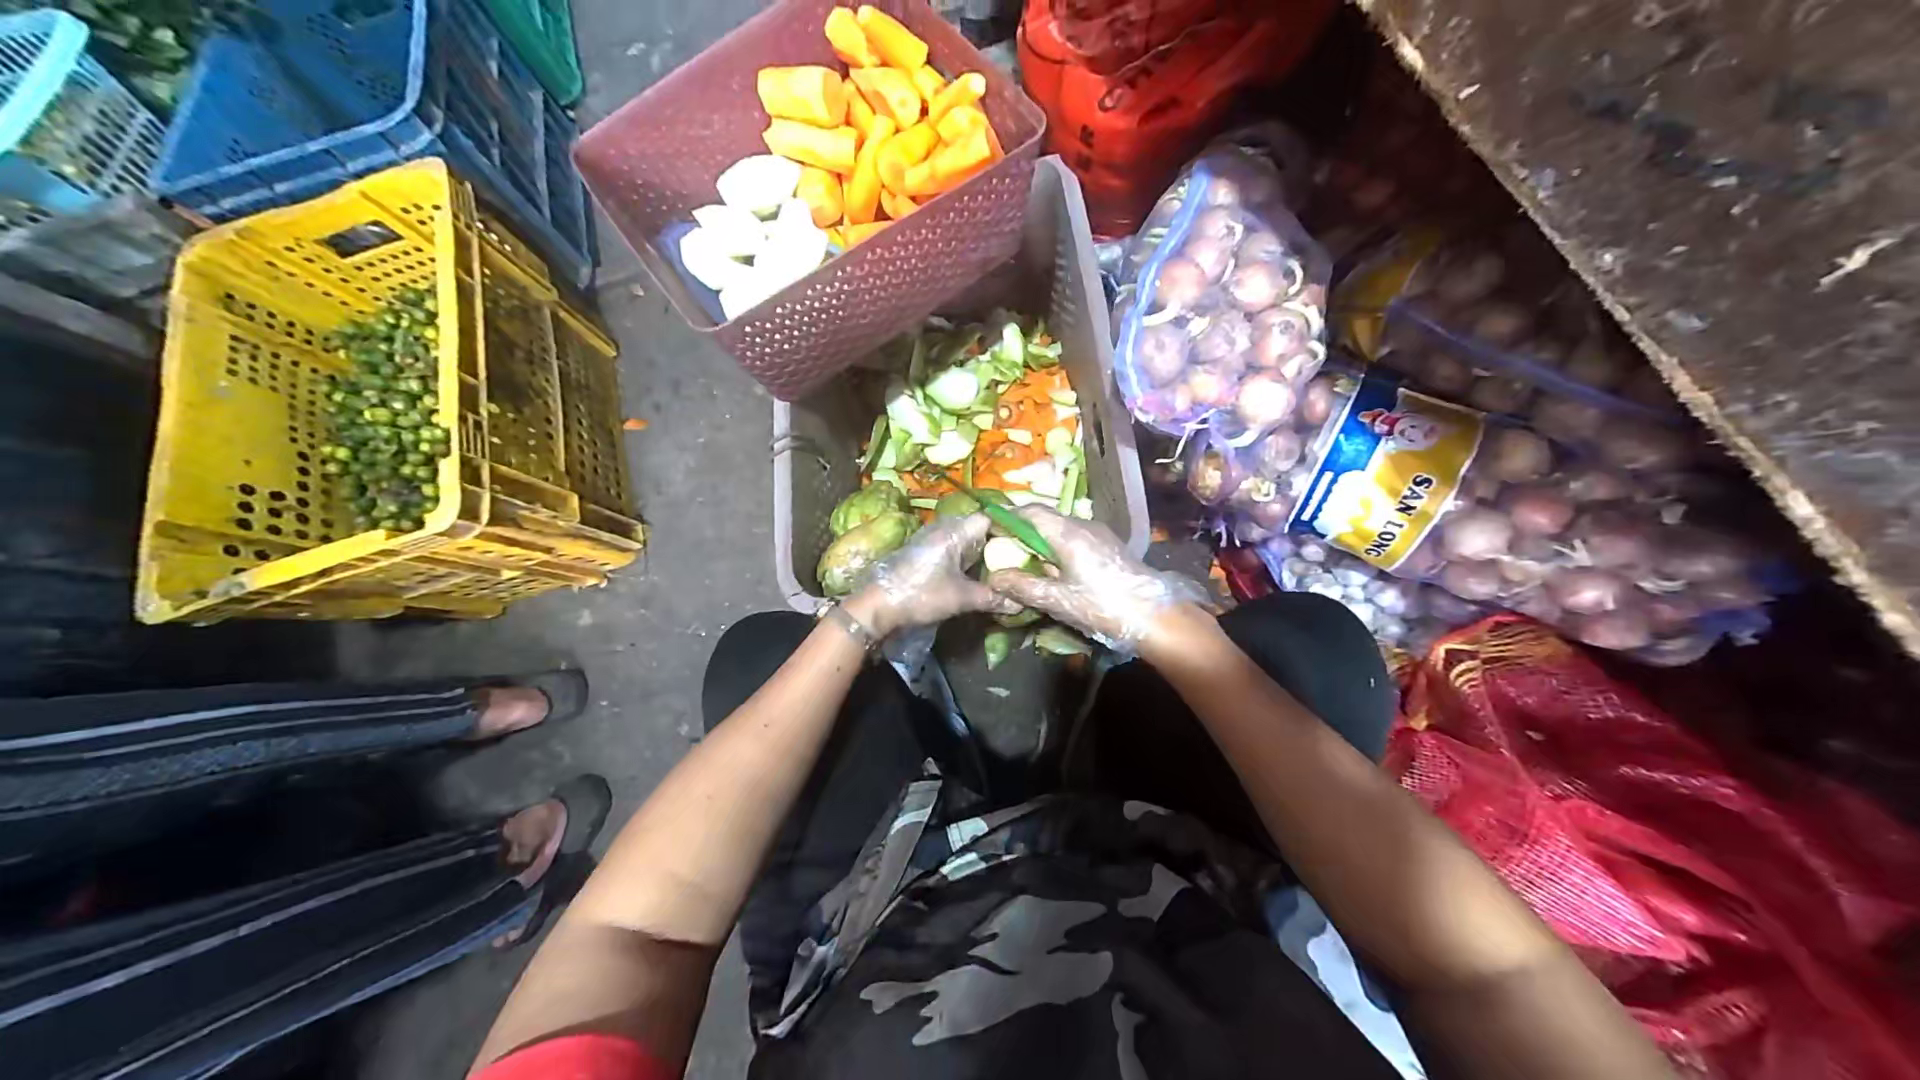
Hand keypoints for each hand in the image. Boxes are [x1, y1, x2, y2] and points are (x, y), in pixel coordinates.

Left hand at [845, 513, 1017, 636]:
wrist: (876, 606)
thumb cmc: (920, 595)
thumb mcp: (961, 599)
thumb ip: (993, 598)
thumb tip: (1020, 604)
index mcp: (954, 532)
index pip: (990, 518)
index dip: (1010, 528)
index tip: (1028, 544)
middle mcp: (943, 530)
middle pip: (979, 530)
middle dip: (999, 544)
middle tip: (1020, 560)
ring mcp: (932, 540)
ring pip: (966, 541)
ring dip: (982, 554)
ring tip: (1003, 570)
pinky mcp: (925, 554)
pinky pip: (954, 550)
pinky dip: (967, 560)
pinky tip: (977, 577)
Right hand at [984, 507, 1207, 649]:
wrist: (1157, 617)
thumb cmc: (1104, 607)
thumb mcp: (1058, 601)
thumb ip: (1023, 587)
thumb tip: (994, 577)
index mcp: (1069, 533)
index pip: (1031, 511)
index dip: (1008, 517)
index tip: (990, 531)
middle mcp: (1084, 526)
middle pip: (1046, 519)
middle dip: (1022, 532)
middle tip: (1003, 552)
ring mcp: (1100, 535)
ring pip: (1061, 529)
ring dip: (1041, 543)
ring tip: (1026, 566)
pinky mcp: (1109, 547)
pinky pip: (1075, 539)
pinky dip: (1058, 549)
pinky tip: (1055, 572)